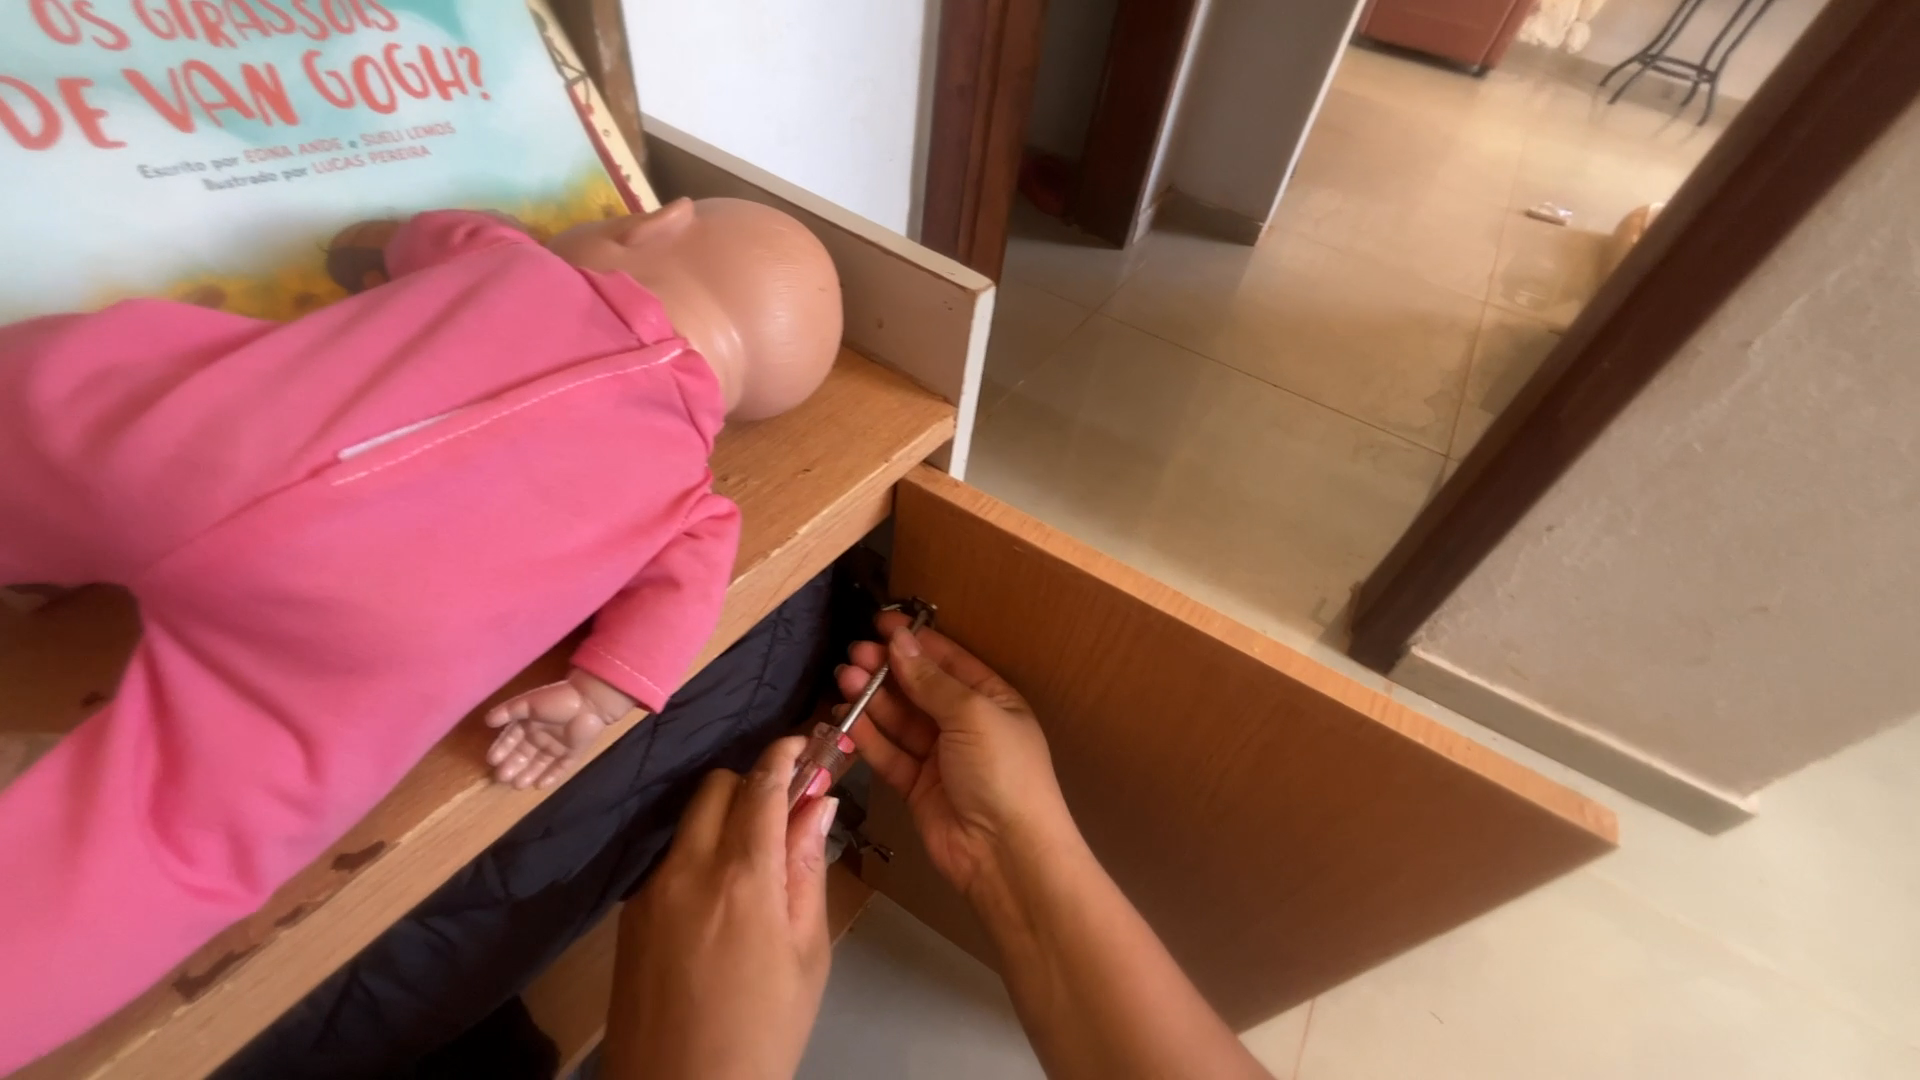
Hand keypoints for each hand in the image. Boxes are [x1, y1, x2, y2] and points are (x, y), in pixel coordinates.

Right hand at [482, 668, 632, 789]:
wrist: (591, 701)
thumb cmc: (558, 700)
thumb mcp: (529, 702)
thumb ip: (508, 711)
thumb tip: (487, 721)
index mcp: (531, 722)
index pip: (512, 738)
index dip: (502, 748)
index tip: (492, 760)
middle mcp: (543, 735)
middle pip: (524, 753)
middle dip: (513, 765)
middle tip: (502, 777)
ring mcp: (559, 744)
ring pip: (541, 763)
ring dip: (529, 773)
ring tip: (517, 785)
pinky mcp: (574, 752)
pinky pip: (561, 767)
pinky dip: (551, 776)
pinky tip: (540, 786)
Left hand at [602, 737, 835, 1079]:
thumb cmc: (765, 1030)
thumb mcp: (807, 950)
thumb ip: (808, 865)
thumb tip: (819, 802)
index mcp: (743, 876)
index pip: (762, 783)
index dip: (786, 754)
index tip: (805, 745)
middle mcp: (689, 868)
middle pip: (717, 786)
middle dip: (753, 783)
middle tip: (783, 811)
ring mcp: (651, 890)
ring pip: (690, 818)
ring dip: (724, 816)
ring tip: (752, 859)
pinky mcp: (629, 914)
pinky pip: (669, 857)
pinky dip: (698, 852)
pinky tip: (716, 897)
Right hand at [836, 611, 1074, 899]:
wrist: (1007, 853)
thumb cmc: (1002, 770)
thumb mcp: (972, 714)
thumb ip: (931, 681)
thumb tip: (900, 642)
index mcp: (991, 699)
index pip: (948, 660)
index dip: (916, 640)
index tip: (880, 623)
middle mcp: (966, 723)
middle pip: (919, 688)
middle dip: (888, 669)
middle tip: (853, 652)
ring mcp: (940, 756)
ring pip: (899, 719)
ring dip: (873, 698)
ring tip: (844, 677)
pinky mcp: (916, 786)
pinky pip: (889, 753)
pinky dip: (868, 736)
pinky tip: (846, 716)